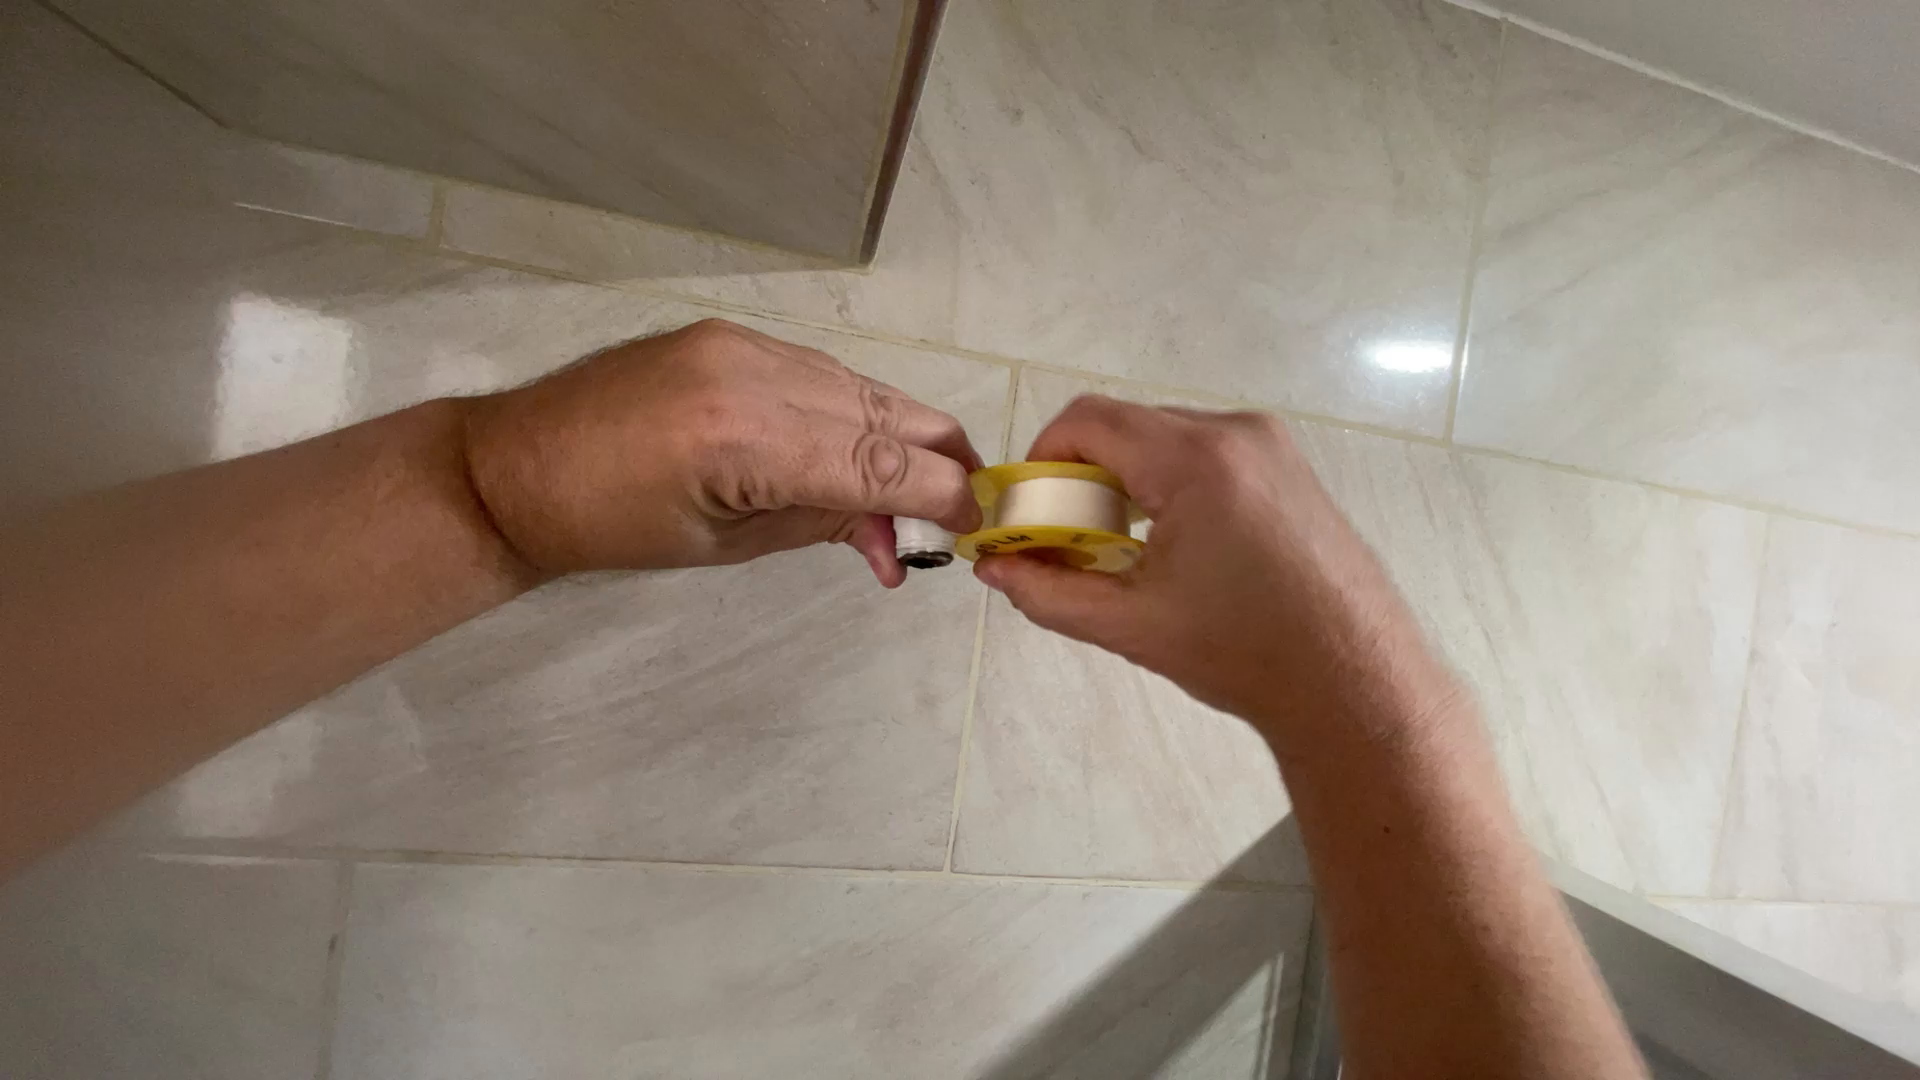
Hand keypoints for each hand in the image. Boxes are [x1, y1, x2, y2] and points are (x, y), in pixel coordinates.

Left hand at [461, 318, 982, 585]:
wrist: (517, 463)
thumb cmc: (615, 530)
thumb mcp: (731, 545)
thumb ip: (826, 524)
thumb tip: (901, 543)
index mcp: (745, 442)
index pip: (882, 465)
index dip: (944, 495)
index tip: (978, 523)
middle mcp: (756, 375)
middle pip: (892, 414)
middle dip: (944, 460)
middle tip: (961, 505)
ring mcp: (746, 345)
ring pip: (868, 389)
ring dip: (904, 440)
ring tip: (910, 490)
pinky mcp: (736, 336)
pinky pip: (829, 376)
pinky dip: (860, 416)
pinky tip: (858, 451)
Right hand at [973, 395, 1455, 745]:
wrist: (1357, 683)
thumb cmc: (1241, 654)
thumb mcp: (1128, 625)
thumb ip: (1046, 591)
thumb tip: (992, 567)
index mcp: (1196, 460)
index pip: (1087, 420)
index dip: (1042, 458)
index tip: (1033, 511)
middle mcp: (1236, 431)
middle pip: (1124, 425)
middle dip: (1081, 474)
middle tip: (1070, 536)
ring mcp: (1269, 444)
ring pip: (1162, 437)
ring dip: (1123, 479)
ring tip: (1119, 544)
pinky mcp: (1286, 465)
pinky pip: (1200, 451)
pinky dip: (1164, 482)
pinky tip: (1170, 540)